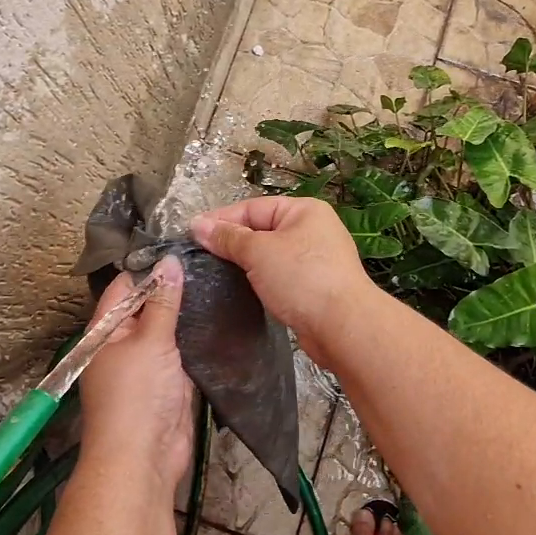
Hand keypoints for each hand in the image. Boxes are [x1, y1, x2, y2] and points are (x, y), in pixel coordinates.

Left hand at [78, 257, 194, 497]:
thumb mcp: (151, 341)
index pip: (124, 287)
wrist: (144, 459)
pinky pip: (181, 351)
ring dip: (186, 312)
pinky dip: (195, 337)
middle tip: (206, 260)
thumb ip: (164, 301)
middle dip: (171, 288)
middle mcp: (122, 344)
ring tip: (217, 280)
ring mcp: (146, 364)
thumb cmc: (137, 397)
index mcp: (104, 331)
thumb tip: (171, 261)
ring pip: (166, 328)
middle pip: (147, 306)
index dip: (148, 266)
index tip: (179, 245)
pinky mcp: (168, 381)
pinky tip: (218, 317)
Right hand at [190, 196, 374, 363]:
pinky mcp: (314, 287)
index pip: (253, 207)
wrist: (344, 326)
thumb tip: (199, 225)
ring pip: (270, 255)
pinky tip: (242, 289)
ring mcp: (316, 260)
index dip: (221, 219)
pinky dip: (261, 280)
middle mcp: (313, 230)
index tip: (192, 233)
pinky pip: (280, 276)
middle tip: (199, 255)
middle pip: (262, 230)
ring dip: (246, 263)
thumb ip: (228, 238)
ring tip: (214, 272)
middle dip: (232, 241)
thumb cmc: (302, 278)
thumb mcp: (259, 252)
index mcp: (304, 211)